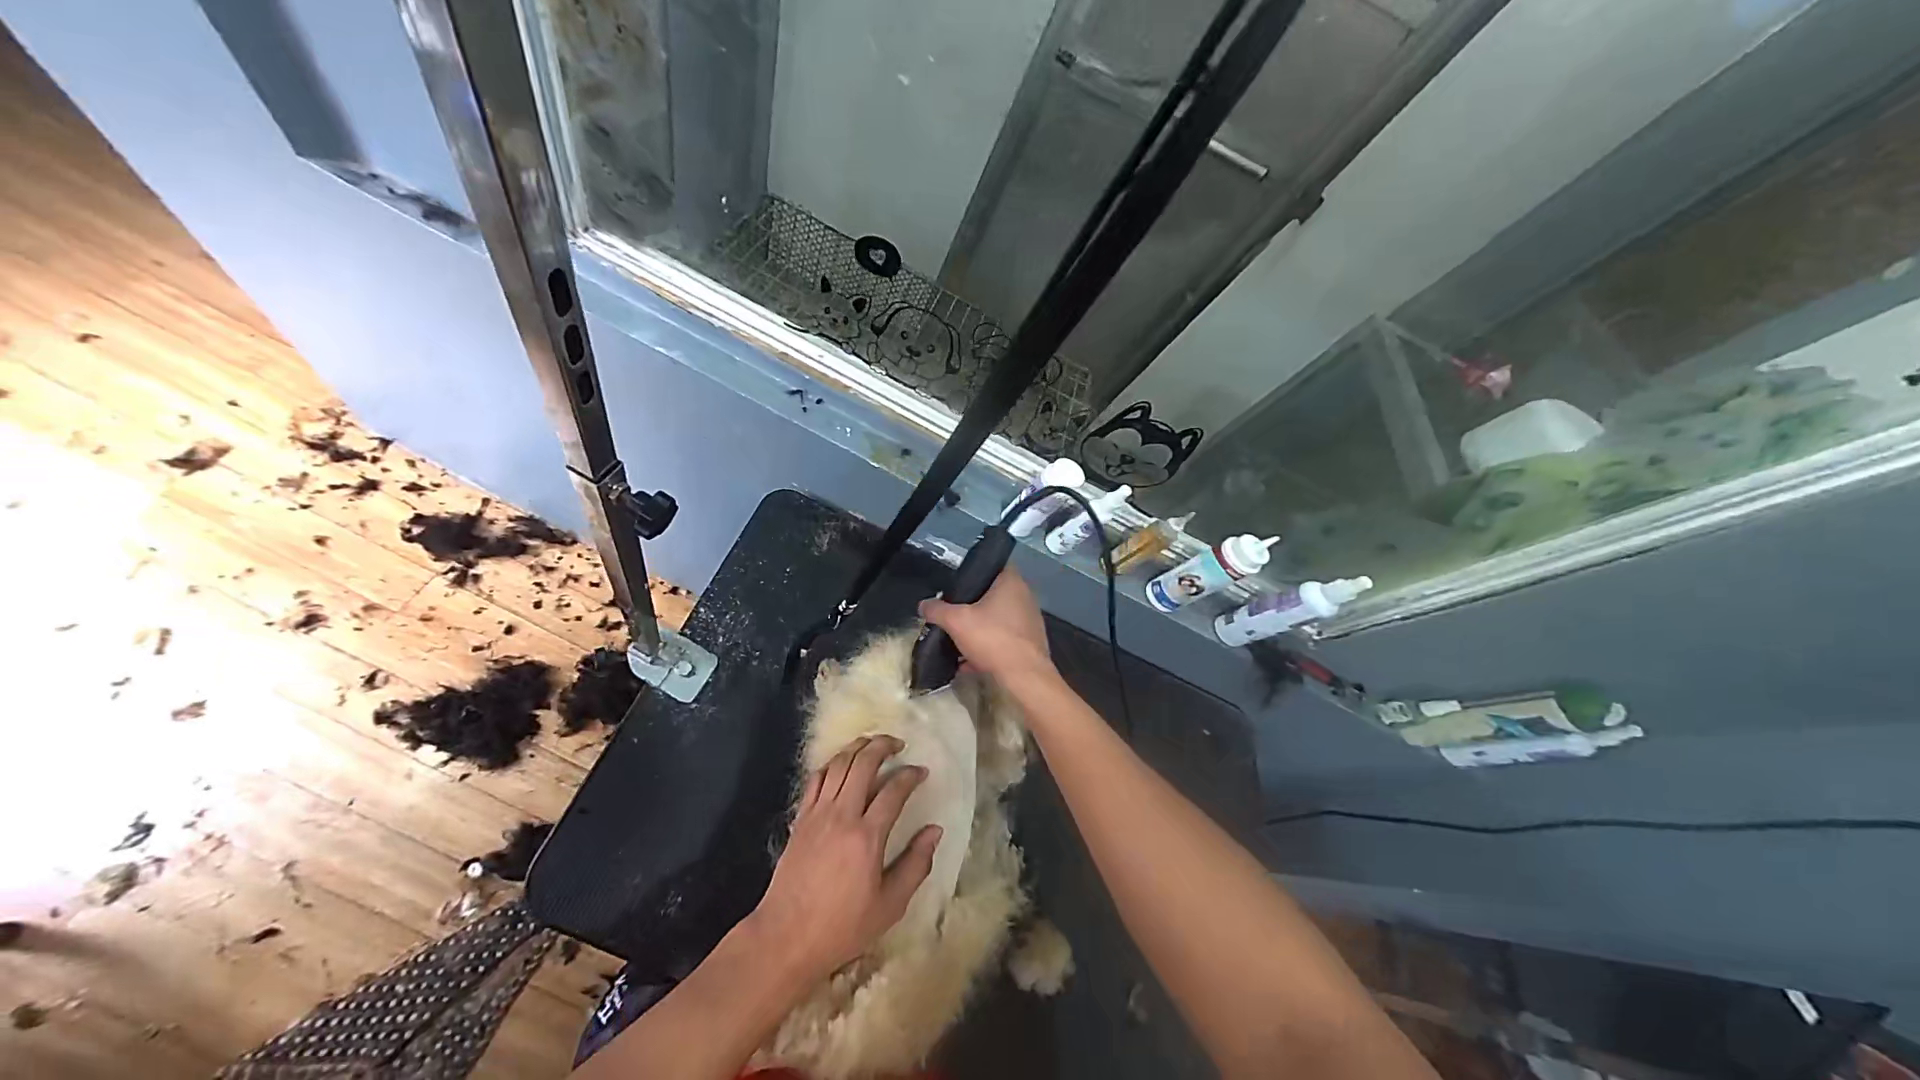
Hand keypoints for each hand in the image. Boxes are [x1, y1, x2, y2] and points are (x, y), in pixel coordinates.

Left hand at [747, 736, 941, 983]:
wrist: (785, 937)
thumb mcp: (890, 905)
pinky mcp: (800, 820)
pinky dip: (832, 765)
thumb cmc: (843, 926)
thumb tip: (934, 830)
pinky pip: (816, 779)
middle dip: (883, 746)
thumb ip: (916, 864)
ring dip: (857, 748)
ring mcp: (817, 814)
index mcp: (867, 837)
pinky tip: (841, 765)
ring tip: (872, 744)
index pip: (894, 790)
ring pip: (838, 764)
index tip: (922, 772)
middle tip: (898, 745)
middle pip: (863, 763)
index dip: (910, 775)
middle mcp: (841, 816)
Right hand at [919, 566, 1055, 686]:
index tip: (959, 584)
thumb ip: (937, 610)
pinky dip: (988, 648)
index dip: (975, 572)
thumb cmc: (992, 639)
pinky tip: (969, 662)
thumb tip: (923, 604)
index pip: (994, 565)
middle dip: (973, 605)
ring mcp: (1030, 621)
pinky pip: (1004, 640)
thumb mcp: (956, 622)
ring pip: (998, 620)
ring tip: (958, 640)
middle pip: (994, 595)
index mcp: (1012, 583)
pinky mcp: (1030, 643)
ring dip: (979, 629)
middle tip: (954, 612)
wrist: (1024, 677)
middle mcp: (1025, 597)